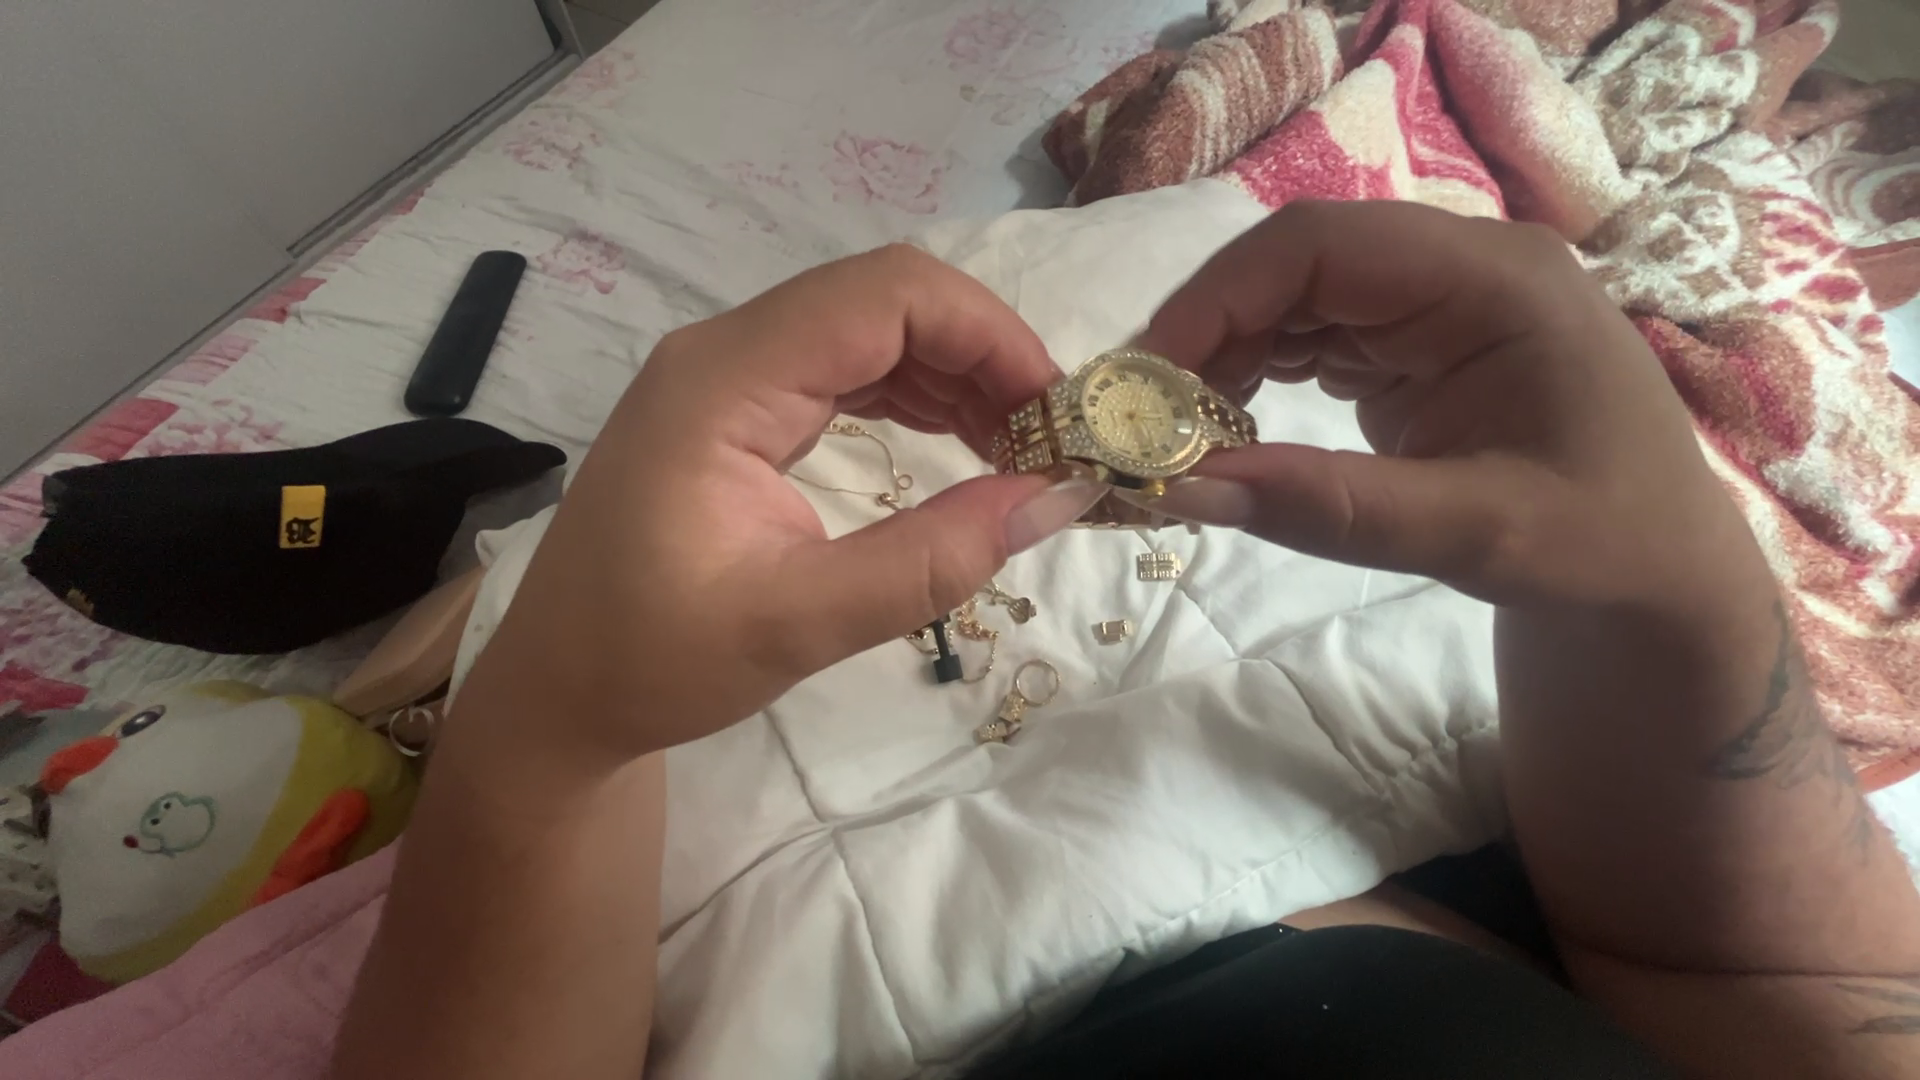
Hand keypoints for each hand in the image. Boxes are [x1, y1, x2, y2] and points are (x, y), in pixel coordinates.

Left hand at [470, 245, 1100, 757]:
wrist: (561, 691)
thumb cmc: (652, 663)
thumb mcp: (797, 625)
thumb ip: (928, 562)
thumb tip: (1053, 500)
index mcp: (723, 381)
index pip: (883, 296)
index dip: (987, 335)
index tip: (1053, 410)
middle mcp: (727, 355)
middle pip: (884, 303)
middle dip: (982, 357)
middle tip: (1048, 437)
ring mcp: (733, 380)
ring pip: (873, 335)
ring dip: (957, 379)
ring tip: (1017, 449)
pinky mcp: (744, 415)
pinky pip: (850, 376)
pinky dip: (919, 401)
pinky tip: (962, 444)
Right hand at [1131, 200, 1767, 610]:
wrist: (1649, 566)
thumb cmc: (1594, 542)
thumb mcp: (1470, 533)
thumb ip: (1325, 507)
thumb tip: (1179, 493)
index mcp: (1492, 281)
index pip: (1318, 246)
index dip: (1215, 302)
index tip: (1146, 383)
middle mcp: (1456, 267)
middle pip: (1291, 263)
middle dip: (1206, 332)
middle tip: (1147, 415)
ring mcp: (1429, 302)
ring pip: (1287, 297)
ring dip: (1221, 356)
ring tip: (1182, 429)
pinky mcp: (1406, 341)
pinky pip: (1303, 334)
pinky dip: (1250, 376)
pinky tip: (1229, 425)